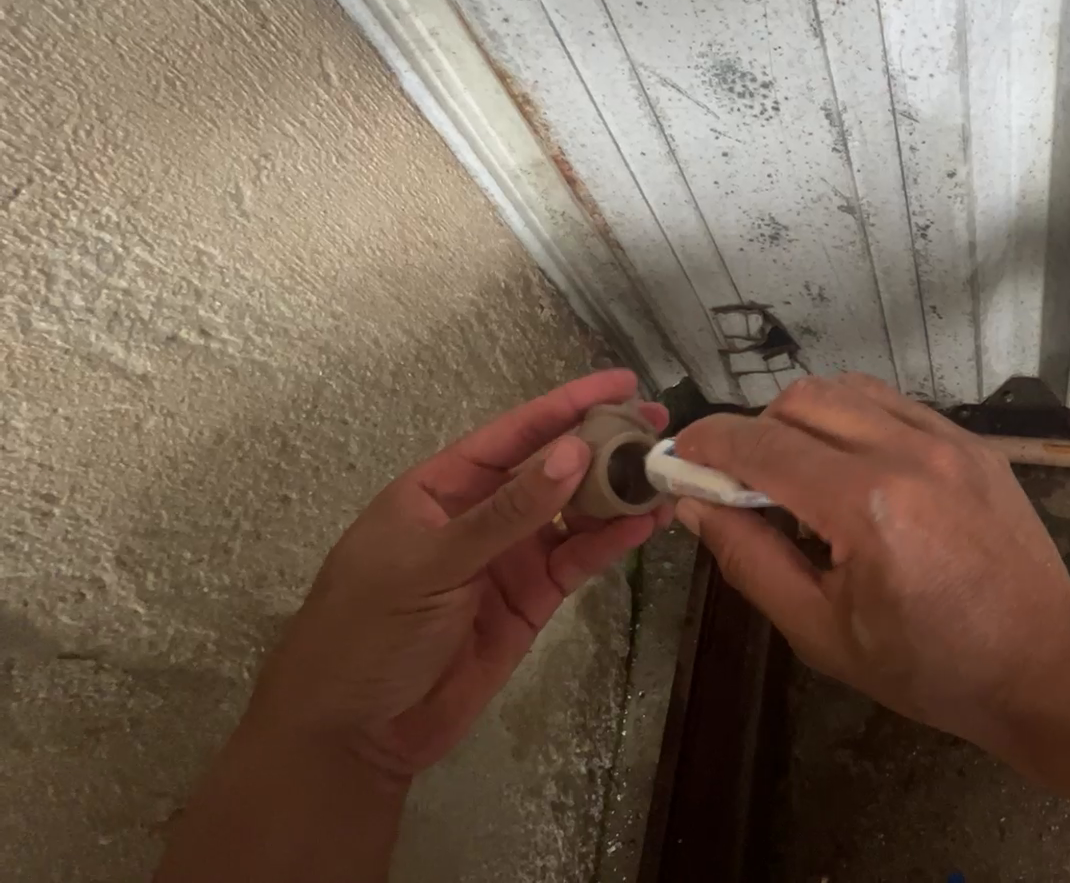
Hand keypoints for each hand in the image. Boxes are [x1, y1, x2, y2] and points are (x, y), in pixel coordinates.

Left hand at [246, 369, 672, 776]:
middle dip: (606, 444)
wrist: (355, 737)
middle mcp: (485, 513)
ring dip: (620, 493)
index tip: (621, 382)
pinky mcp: (538, 593)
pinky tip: (649, 523)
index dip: (568, 404)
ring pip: (578, 510)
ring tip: (665, 474)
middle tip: (657, 424)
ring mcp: (515, 554)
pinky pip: (585, 556)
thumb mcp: (431, 564)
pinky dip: (617, 539)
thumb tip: (575, 452)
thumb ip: (509, 510)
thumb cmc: (367, 634)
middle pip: (556, 467)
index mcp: (443, 489)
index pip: (515, 434)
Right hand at [672, 373, 1069, 745]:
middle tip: (745, 481)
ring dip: (806, 417)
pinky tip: (856, 466)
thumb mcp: (822, 632)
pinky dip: (856, 420)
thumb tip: (697, 507)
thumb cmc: (928, 666)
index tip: (680, 456)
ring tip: (800, 471)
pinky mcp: (974, 442)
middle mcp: (910, 451)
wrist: (1040, 659)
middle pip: (803, 398)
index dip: (709, 443)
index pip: (763, 445)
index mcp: (868, 504)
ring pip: (849, 389)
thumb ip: (752, 560)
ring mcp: (950, 439)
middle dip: (756, 429)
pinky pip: (895, 405)